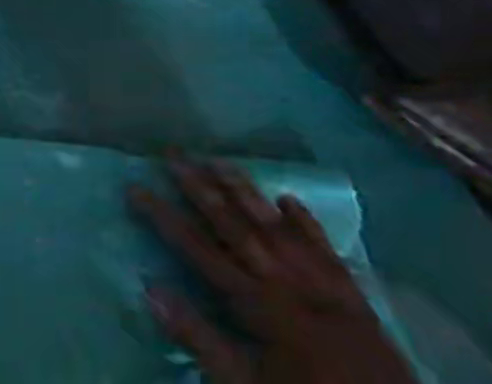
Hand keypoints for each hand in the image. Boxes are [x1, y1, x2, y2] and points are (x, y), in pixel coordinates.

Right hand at [128, 158, 416, 383]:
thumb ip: (199, 339)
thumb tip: (149, 288)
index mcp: (260, 307)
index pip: (198, 249)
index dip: (163, 217)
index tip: (134, 187)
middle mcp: (289, 286)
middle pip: (237, 227)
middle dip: (201, 188)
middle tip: (173, 153)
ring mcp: (326, 289)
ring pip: (278, 229)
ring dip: (246, 193)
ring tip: (218, 160)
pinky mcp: (357, 301)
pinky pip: (328, 253)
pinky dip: (308, 226)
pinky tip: (289, 201)